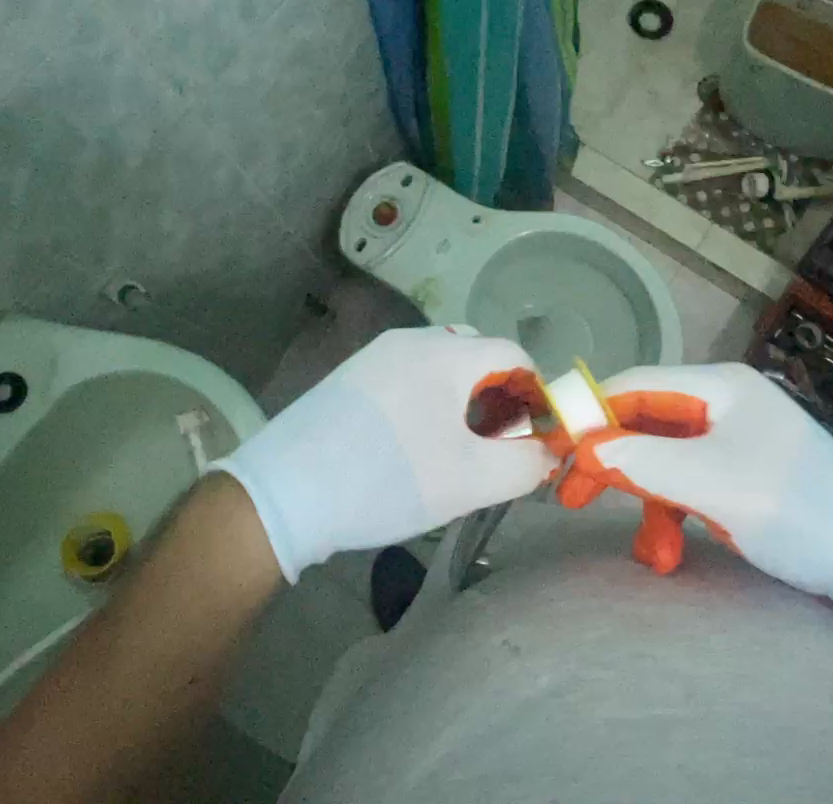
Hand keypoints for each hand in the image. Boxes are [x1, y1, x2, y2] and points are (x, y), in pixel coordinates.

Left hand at [211, 326, 555, 582]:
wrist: (285, 492)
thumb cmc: (388, 480)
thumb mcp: (470, 481)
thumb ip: (525, 465)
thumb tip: (547, 453)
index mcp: (447, 354)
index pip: (514, 355)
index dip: (536, 392)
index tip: (537, 433)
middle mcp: (412, 339)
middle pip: (478, 353)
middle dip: (501, 393)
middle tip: (501, 439)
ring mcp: (375, 354)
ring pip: (441, 363)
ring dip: (465, 396)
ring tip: (461, 443)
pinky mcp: (350, 375)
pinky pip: (409, 373)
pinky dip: (430, 397)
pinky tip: (416, 439)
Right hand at [582, 363, 832, 616]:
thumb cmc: (798, 510)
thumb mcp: (715, 485)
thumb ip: (643, 460)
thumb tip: (582, 447)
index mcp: (721, 387)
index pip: (636, 386)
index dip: (589, 415)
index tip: (550, 451)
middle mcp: (724, 404)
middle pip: (645, 422)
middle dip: (612, 463)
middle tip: (571, 499)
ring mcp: (732, 441)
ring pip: (662, 459)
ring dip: (647, 502)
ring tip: (652, 551)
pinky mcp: (739, 475)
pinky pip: (687, 485)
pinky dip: (672, 515)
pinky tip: (671, 550)